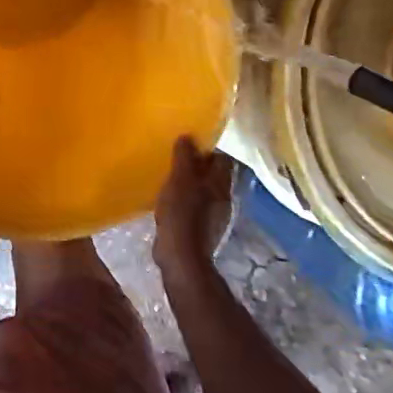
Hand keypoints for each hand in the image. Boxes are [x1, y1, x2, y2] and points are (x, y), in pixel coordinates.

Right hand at [153, 137, 234, 276]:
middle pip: (214, 175)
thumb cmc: (181, 213)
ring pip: (204, 191)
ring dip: (190, 185)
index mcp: (220, 184)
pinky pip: (195, 207)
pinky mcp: (202, 229)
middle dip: (198, 167)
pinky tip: (169, 202)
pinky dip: (185, 202)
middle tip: (175, 160)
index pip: (222, 159)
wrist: (181, 256)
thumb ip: (184, 157)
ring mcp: (214, 216)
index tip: (188, 145)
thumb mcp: (179, 179)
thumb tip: (187, 136)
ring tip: (170, 179)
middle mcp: (223, 198)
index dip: (207, 150)